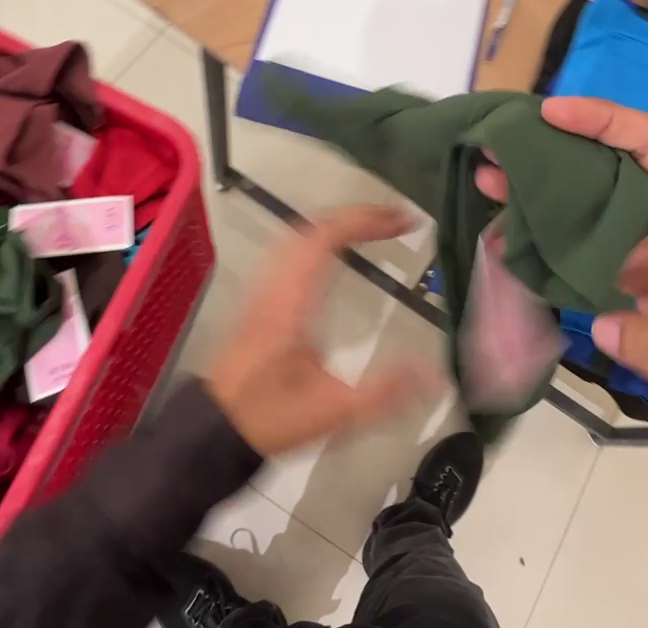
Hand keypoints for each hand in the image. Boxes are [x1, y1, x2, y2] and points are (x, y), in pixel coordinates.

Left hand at [205, 205, 440, 455]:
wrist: (212, 431)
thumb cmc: (271, 418)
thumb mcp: (334, 412)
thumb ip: (385, 393)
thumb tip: (435, 371)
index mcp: (292, 301)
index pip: (326, 238)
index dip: (366, 221)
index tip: (405, 222)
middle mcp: (275, 284)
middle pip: (314, 227)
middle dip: (359, 216)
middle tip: (398, 220)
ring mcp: (264, 289)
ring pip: (300, 235)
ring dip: (340, 224)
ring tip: (376, 229)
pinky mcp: (260, 299)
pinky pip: (292, 249)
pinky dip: (322, 238)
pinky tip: (338, 252)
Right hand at [475, 98, 647, 432]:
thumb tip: (600, 324)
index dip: (609, 123)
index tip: (554, 113)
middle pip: (623, 163)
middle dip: (563, 150)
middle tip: (503, 143)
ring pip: (604, 198)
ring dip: (553, 191)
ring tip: (495, 179)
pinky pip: (599, 239)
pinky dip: (561, 235)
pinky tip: (519, 231)